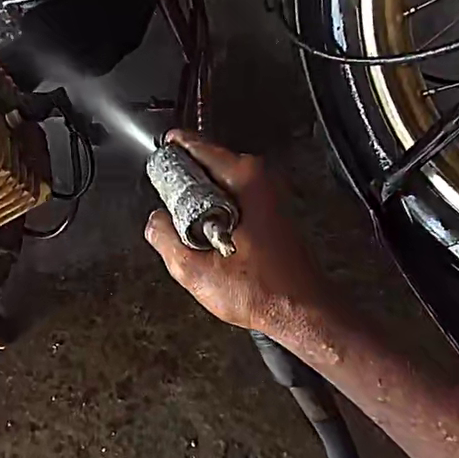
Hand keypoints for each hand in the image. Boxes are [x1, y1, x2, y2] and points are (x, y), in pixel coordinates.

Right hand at [144, 132, 333, 332]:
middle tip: (173, 214)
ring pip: (218, 185)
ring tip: (193, 236)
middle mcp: (261, 179)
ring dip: (199, 204)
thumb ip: (165, 239)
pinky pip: (231, 200)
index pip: (197, 146)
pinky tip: (213, 244)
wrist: (303, 311)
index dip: (171, 155)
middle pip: (206, 165)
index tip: (157, 166)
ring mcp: (268, 194)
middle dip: (184, 186)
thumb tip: (155, 221)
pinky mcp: (270, 211)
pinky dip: (216, 214)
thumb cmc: (265, 291)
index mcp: (245, 180)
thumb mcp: (196, 270)